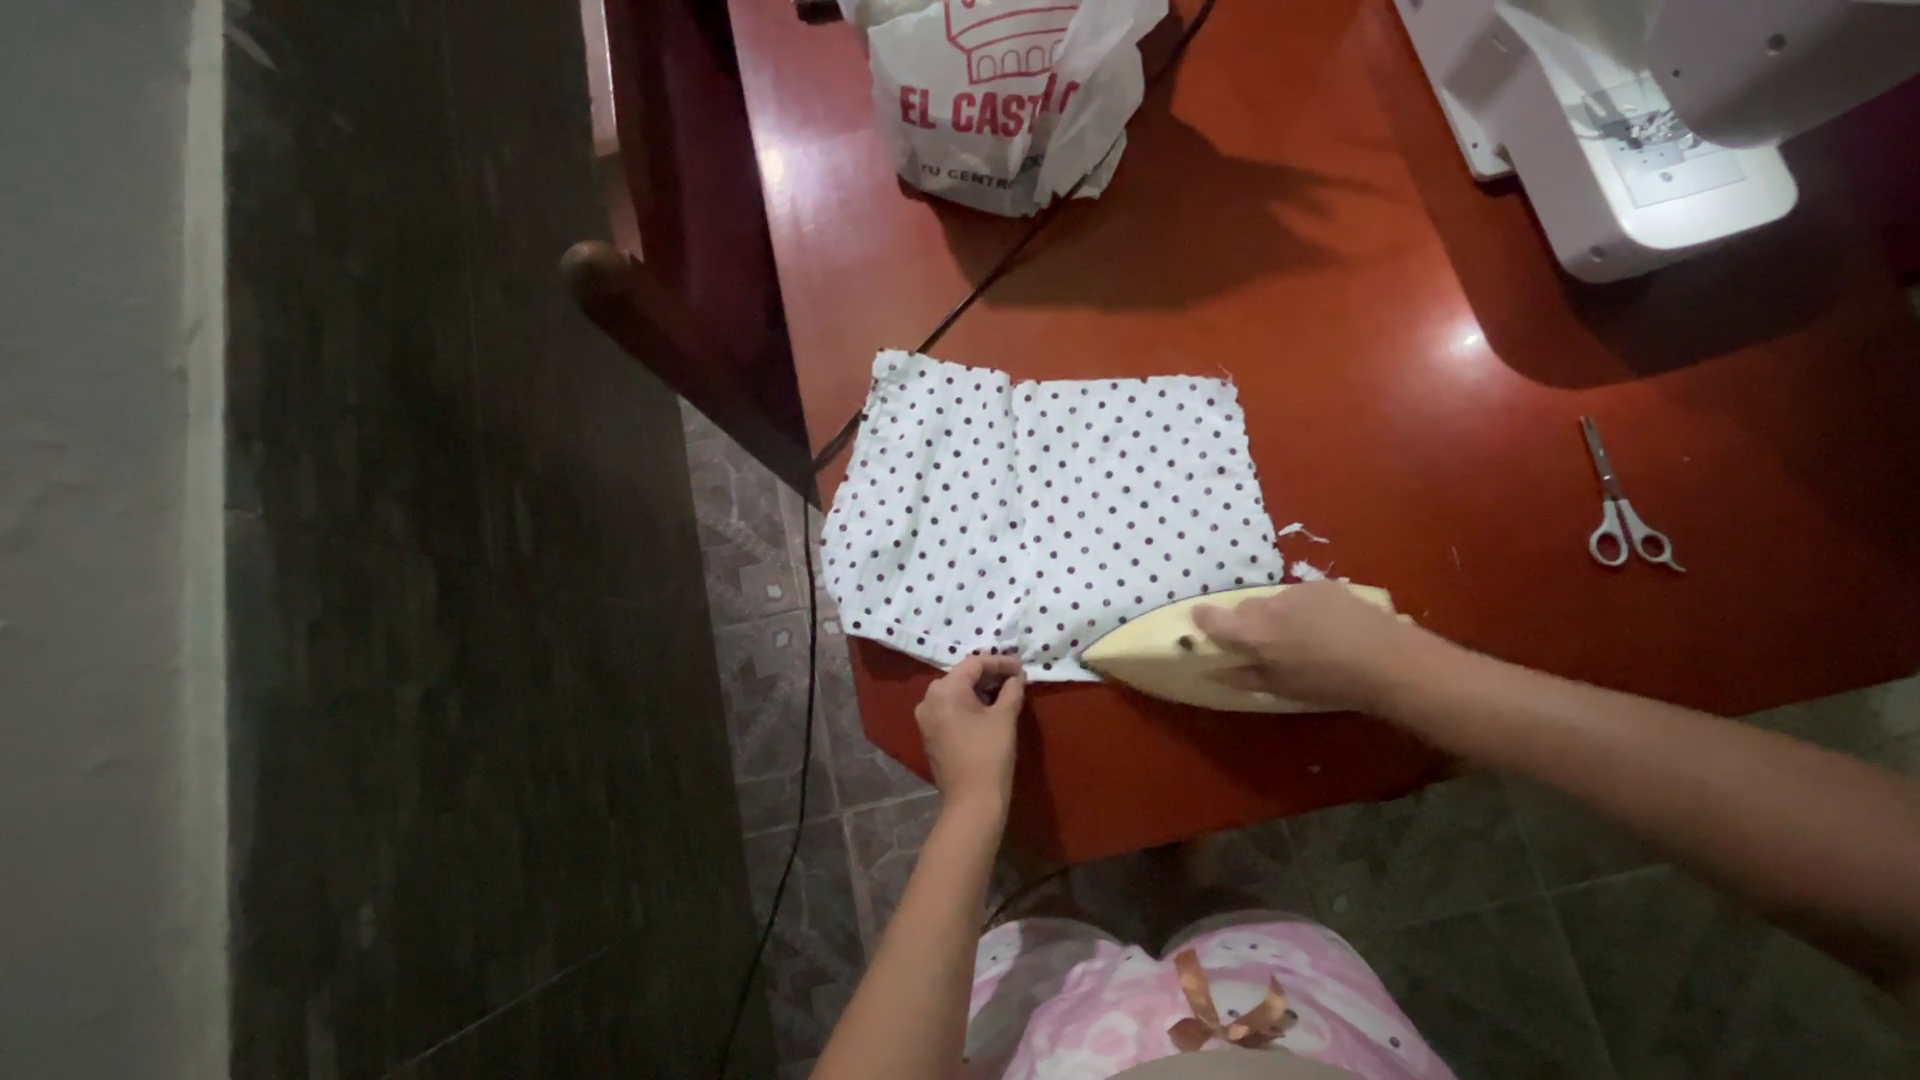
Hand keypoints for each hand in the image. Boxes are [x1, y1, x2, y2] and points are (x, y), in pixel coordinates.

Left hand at [914, 653, 1025, 814]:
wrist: (972, 800)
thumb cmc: (990, 753)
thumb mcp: (1005, 717)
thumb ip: (1011, 689)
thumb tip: (1016, 676)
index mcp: (945, 689)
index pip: (975, 663)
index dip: (1000, 662)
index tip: (1021, 667)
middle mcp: (928, 698)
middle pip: (962, 676)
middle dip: (989, 675)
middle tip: (1015, 678)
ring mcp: (925, 717)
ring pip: (955, 693)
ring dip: (979, 690)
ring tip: (1005, 692)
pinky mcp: (929, 733)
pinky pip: (949, 709)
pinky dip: (968, 705)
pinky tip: (987, 709)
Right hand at [1191, 582, 1415, 711]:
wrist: (1386, 660)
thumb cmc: (1328, 683)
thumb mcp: (1282, 688)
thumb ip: (1244, 676)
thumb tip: (1215, 671)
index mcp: (1252, 633)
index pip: (1213, 619)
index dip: (1203, 619)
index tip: (1200, 621)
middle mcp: (1268, 606)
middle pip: (1244, 609)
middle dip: (1246, 622)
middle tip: (1263, 643)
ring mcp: (1296, 592)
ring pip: (1273, 601)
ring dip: (1277, 615)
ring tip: (1301, 636)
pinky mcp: (1323, 585)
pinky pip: (1301, 595)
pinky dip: (1303, 608)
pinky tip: (1326, 625)